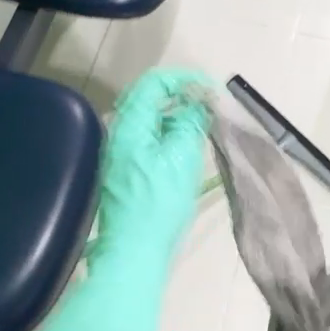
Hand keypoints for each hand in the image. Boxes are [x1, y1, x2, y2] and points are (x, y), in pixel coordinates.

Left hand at [89, 68, 213, 268]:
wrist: (134, 251)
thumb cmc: (159, 205)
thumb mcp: (182, 159)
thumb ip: (190, 123)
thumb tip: (198, 103)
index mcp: (129, 127)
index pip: (153, 84)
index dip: (183, 79)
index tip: (209, 88)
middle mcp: (119, 134)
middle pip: (149, 99)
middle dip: (180, 95)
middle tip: (209, 103)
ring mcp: (121, 153)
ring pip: (150, 121)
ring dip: (177, 116)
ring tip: (204, 122)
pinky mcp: (128, 171)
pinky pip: (149, 139)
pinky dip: (170, 134)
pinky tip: (188, 145)